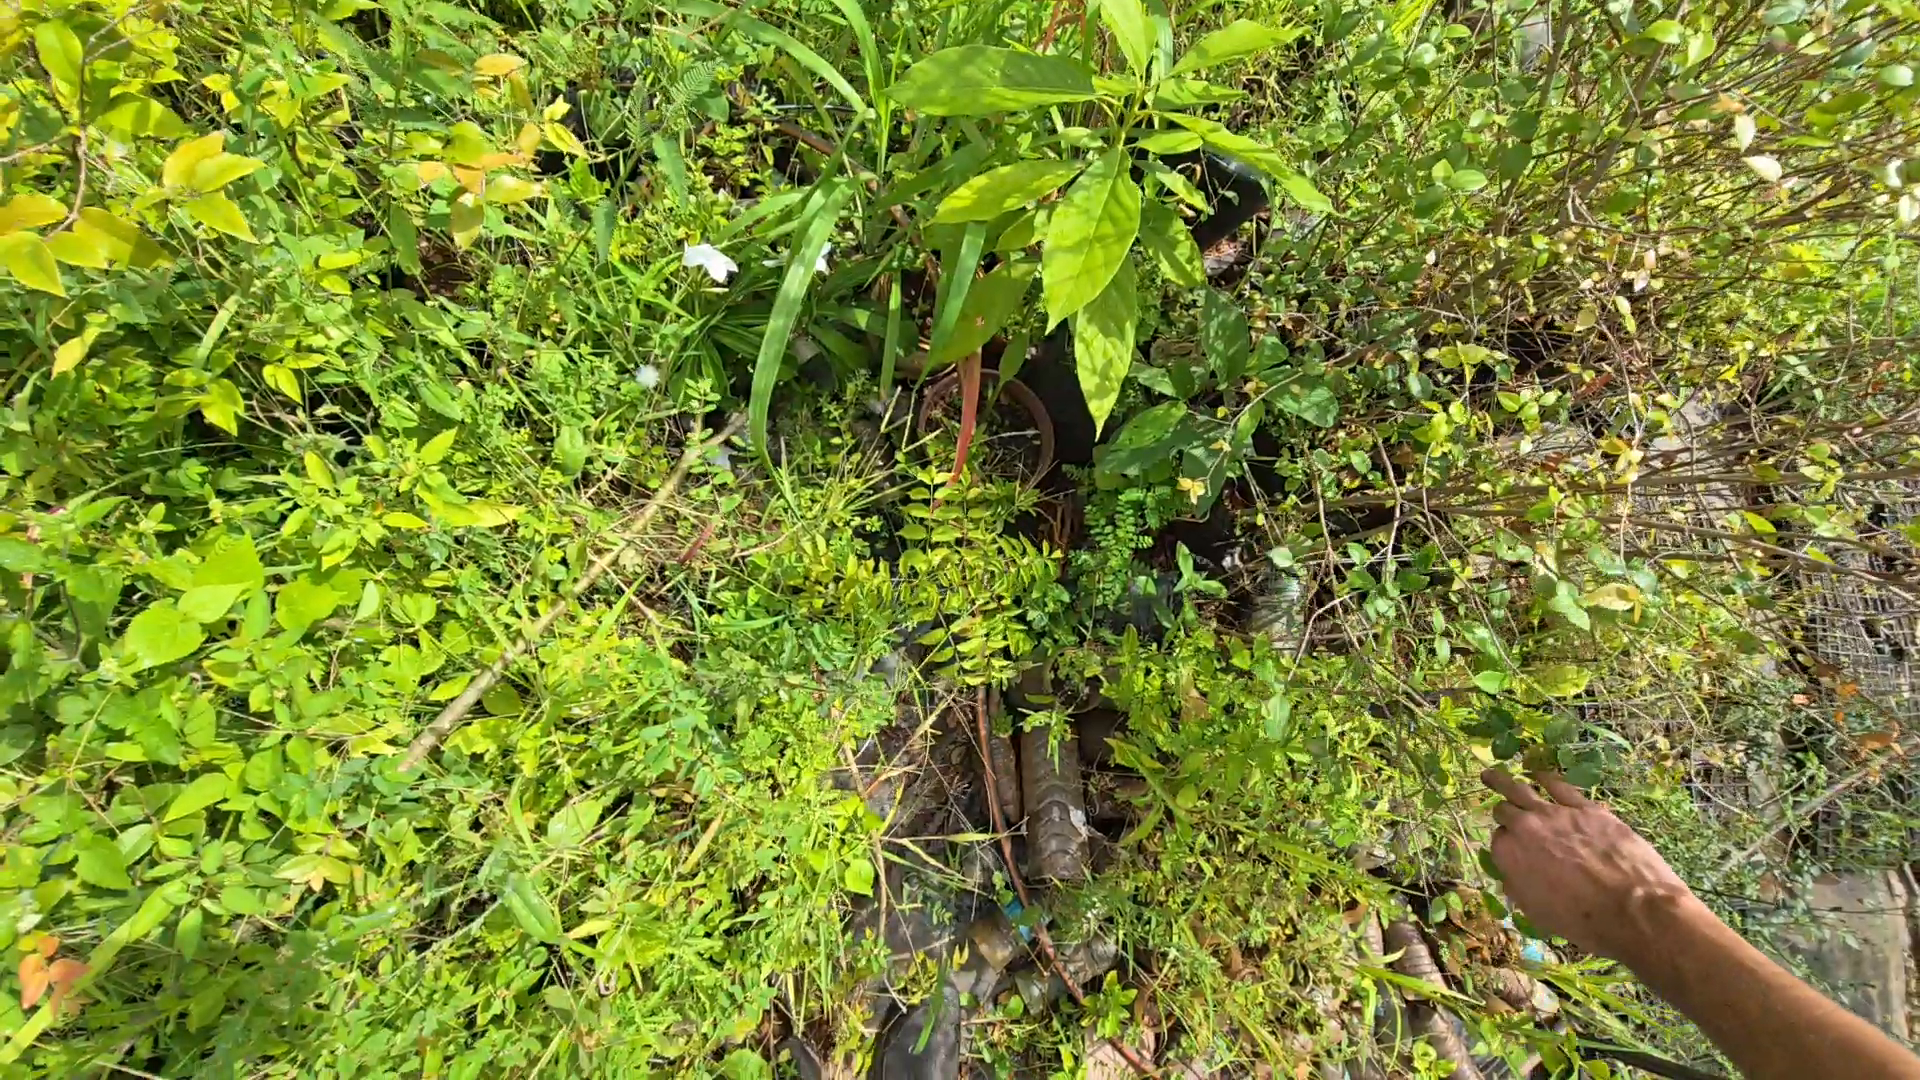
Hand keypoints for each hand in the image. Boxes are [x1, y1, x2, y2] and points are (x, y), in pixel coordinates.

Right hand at [1481, 768, 1701, 960]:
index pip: (1498, 840)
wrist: (1639, 914)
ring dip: (1502, 781)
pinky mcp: (1586, 809)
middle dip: (1504, 813)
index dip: (1507, 845)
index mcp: (1508, 853)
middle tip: (1503, 813)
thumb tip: (1512, 875)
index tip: (1516, 852)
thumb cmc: (1586, 922)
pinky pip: (1558, 786)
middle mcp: (1524, 827)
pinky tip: (1538, 775)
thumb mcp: (1538, 913)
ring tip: (1491, 776)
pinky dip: (1545, 779)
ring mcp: (1555, 814)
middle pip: (1504, 811)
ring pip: (1519, 789)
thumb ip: (1518, 886)